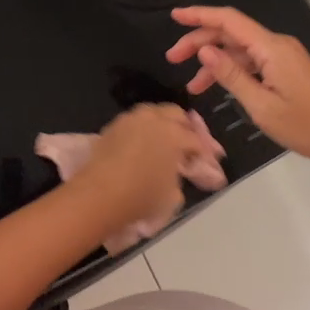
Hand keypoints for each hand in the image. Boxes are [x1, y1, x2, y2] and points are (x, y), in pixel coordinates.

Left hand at [73, 104, 203, 221]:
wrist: (101, 192)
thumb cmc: (142, 197)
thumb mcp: (173, 194)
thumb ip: (180, 175)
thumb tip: (179, 168)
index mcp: (173, 134)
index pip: (196, 140)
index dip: (205, 153)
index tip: (209, 162)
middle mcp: (154, 119)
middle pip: (176, 114)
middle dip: (185, 128)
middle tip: (188, 145)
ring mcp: (131, 118)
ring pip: (154, 112)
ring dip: (163, 123)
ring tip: (166, 141)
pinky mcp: (115, 124)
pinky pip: (136, 120)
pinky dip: (144, 128)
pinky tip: (144, 142)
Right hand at [165, 5, 309, 171]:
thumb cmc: (306, 127)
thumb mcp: (261, 106)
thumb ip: (231, 76)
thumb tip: (204, 50)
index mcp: (272, 48)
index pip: (229, 21)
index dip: (199, 15)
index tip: (174, 16)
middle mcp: (277, 45)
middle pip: (231, 33)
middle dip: (200, 42)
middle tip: (173, 59)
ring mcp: (284, 57)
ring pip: (240, 50)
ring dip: (215, 62)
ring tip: (193, 85)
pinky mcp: (288, 69)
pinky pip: (253, 61)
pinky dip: (233, 70)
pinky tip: (219, 86)